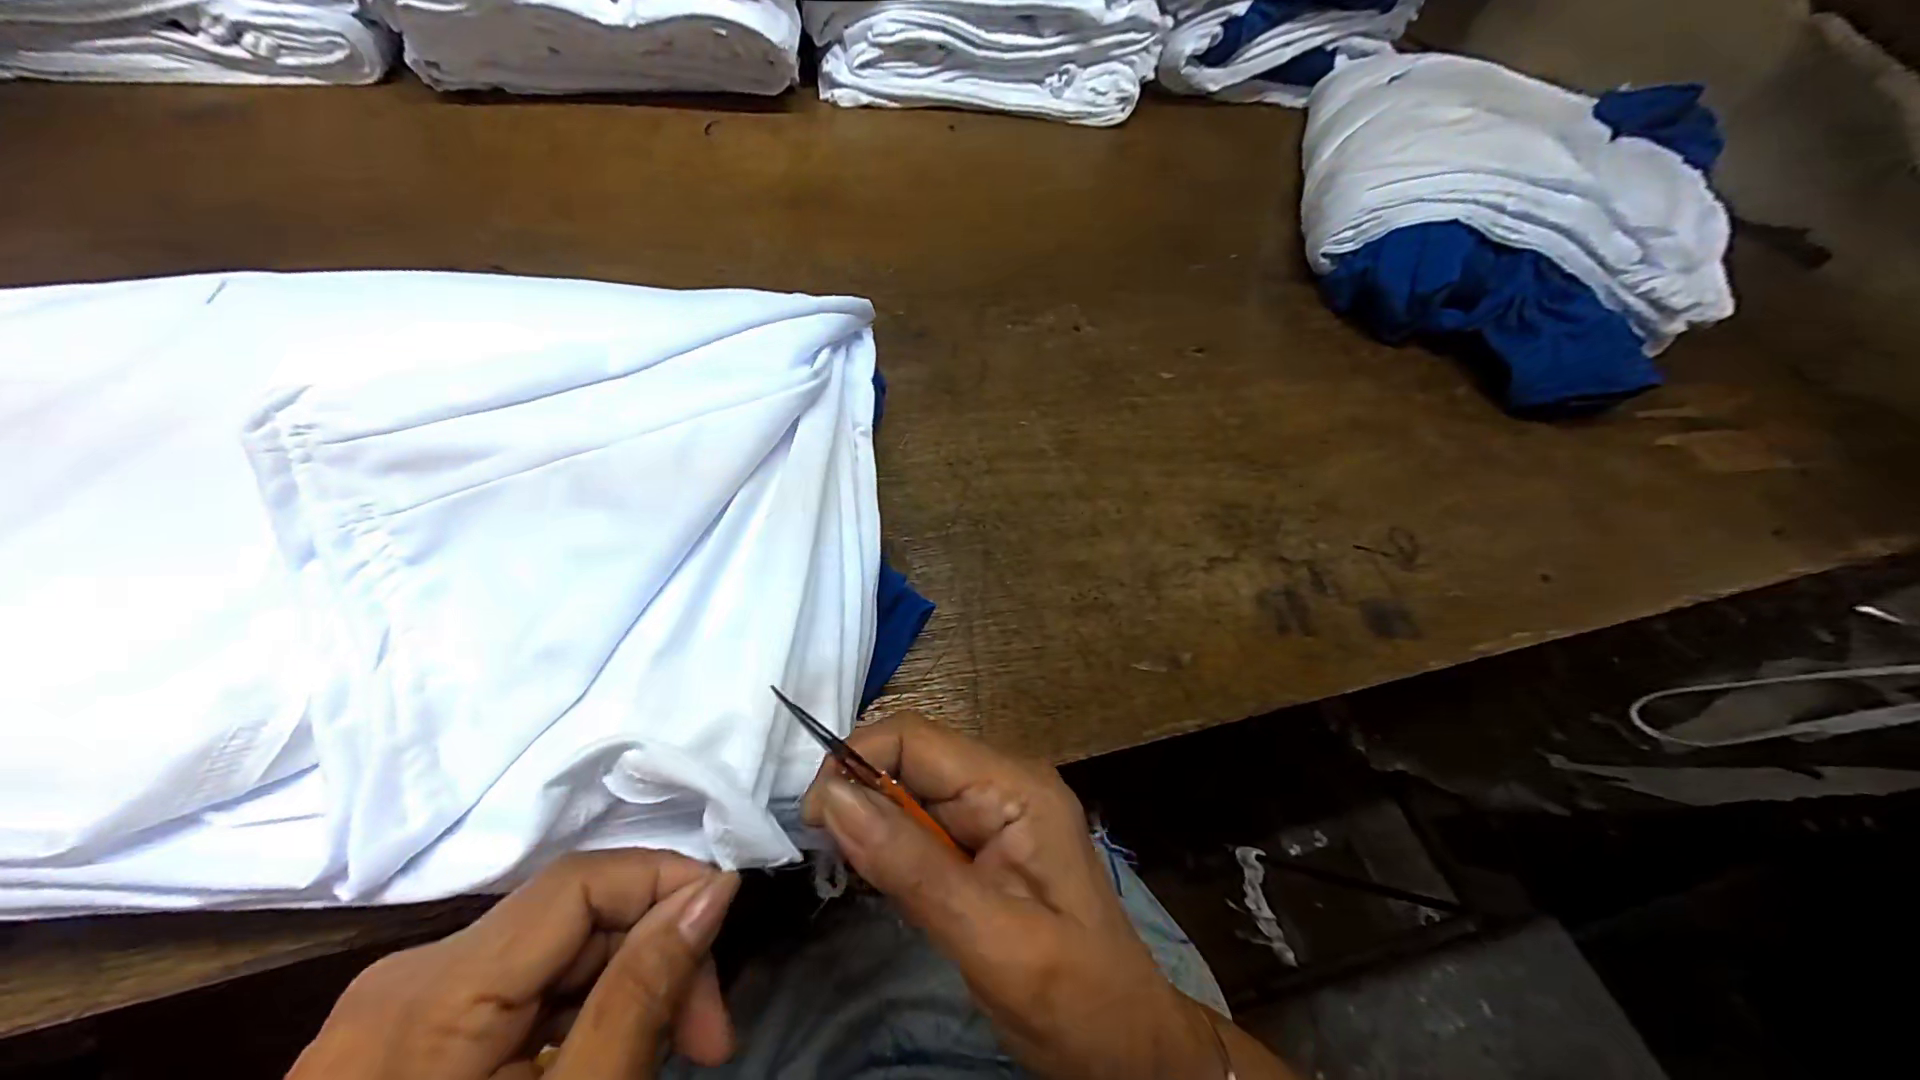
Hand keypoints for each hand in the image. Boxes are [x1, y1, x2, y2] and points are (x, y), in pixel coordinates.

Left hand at [288, 850, 739, 1079]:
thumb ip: (641, 994)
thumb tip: (715, 889)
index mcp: (430, 994)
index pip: (579, 879)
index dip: (667, 883)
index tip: (726, 941)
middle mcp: (406, 977)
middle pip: (570, 916)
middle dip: (653, 956)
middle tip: (710, 1034)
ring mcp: (399, 1006)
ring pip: (553, 950)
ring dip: (626, 985)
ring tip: (673, 1049)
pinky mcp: (408, 1034)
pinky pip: (521, 988)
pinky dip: (581, 1010)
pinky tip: (609, 1054)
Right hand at [801, 712, 1231, 1079]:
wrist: (1127, 1045)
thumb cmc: (1076, 997)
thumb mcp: (992, 939)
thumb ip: (913, 868)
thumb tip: (833, 799)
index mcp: (1015, 787)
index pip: (914, 739)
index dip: (855, 763)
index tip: (813, 821)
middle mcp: (1002, 782)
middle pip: (907, 759)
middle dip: (858, 795)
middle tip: (825, 855)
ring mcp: (993, 811)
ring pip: (906, 791)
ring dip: (868, 823)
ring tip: (847, 872)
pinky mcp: (981, 842)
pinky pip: (918, 824)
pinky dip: (887, 846)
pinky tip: (877, 879)